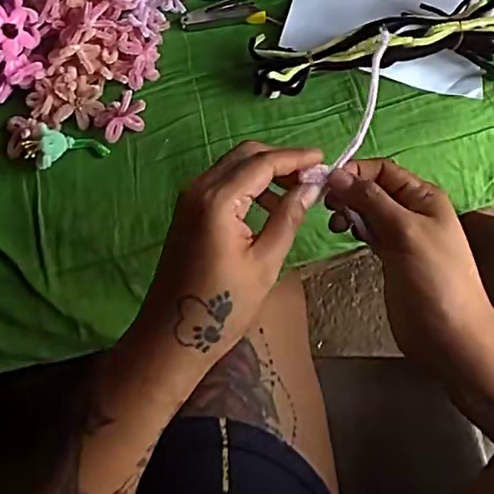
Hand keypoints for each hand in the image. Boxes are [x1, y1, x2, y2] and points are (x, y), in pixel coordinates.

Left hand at [131, 141, 323, 364]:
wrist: (169, 338)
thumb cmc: (221, 307)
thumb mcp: (265, 263)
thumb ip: (288, 217)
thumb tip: (311, 186)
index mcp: (218, 200)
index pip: (263, 162)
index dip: (296, 158)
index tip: (323, 159)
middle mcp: (200, 188)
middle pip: (247, 154)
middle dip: (281, 159)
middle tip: (311, 174)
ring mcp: (190, 197)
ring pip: (235, 164)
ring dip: (266, 169)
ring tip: (296, 191)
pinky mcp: (188, 208)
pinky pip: (224, 180)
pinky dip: (249, 182)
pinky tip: (270, 205)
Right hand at [323, 159, 493, 373]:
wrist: (452, 338)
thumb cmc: (435, 278)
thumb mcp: (406, 231)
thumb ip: (372, 201)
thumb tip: (337, 175)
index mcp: (423, 196)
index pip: (384, 170)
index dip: (356, 171)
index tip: (327, 181)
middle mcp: (412, 210)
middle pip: (373, 188)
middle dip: (349, 190)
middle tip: (327, 204)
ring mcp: (401, 234)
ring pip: (368, 209)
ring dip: (349, 209)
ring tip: (335, 223)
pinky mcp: (390, 257)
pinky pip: (368, 231)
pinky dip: (353, 227)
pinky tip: (343, 232)